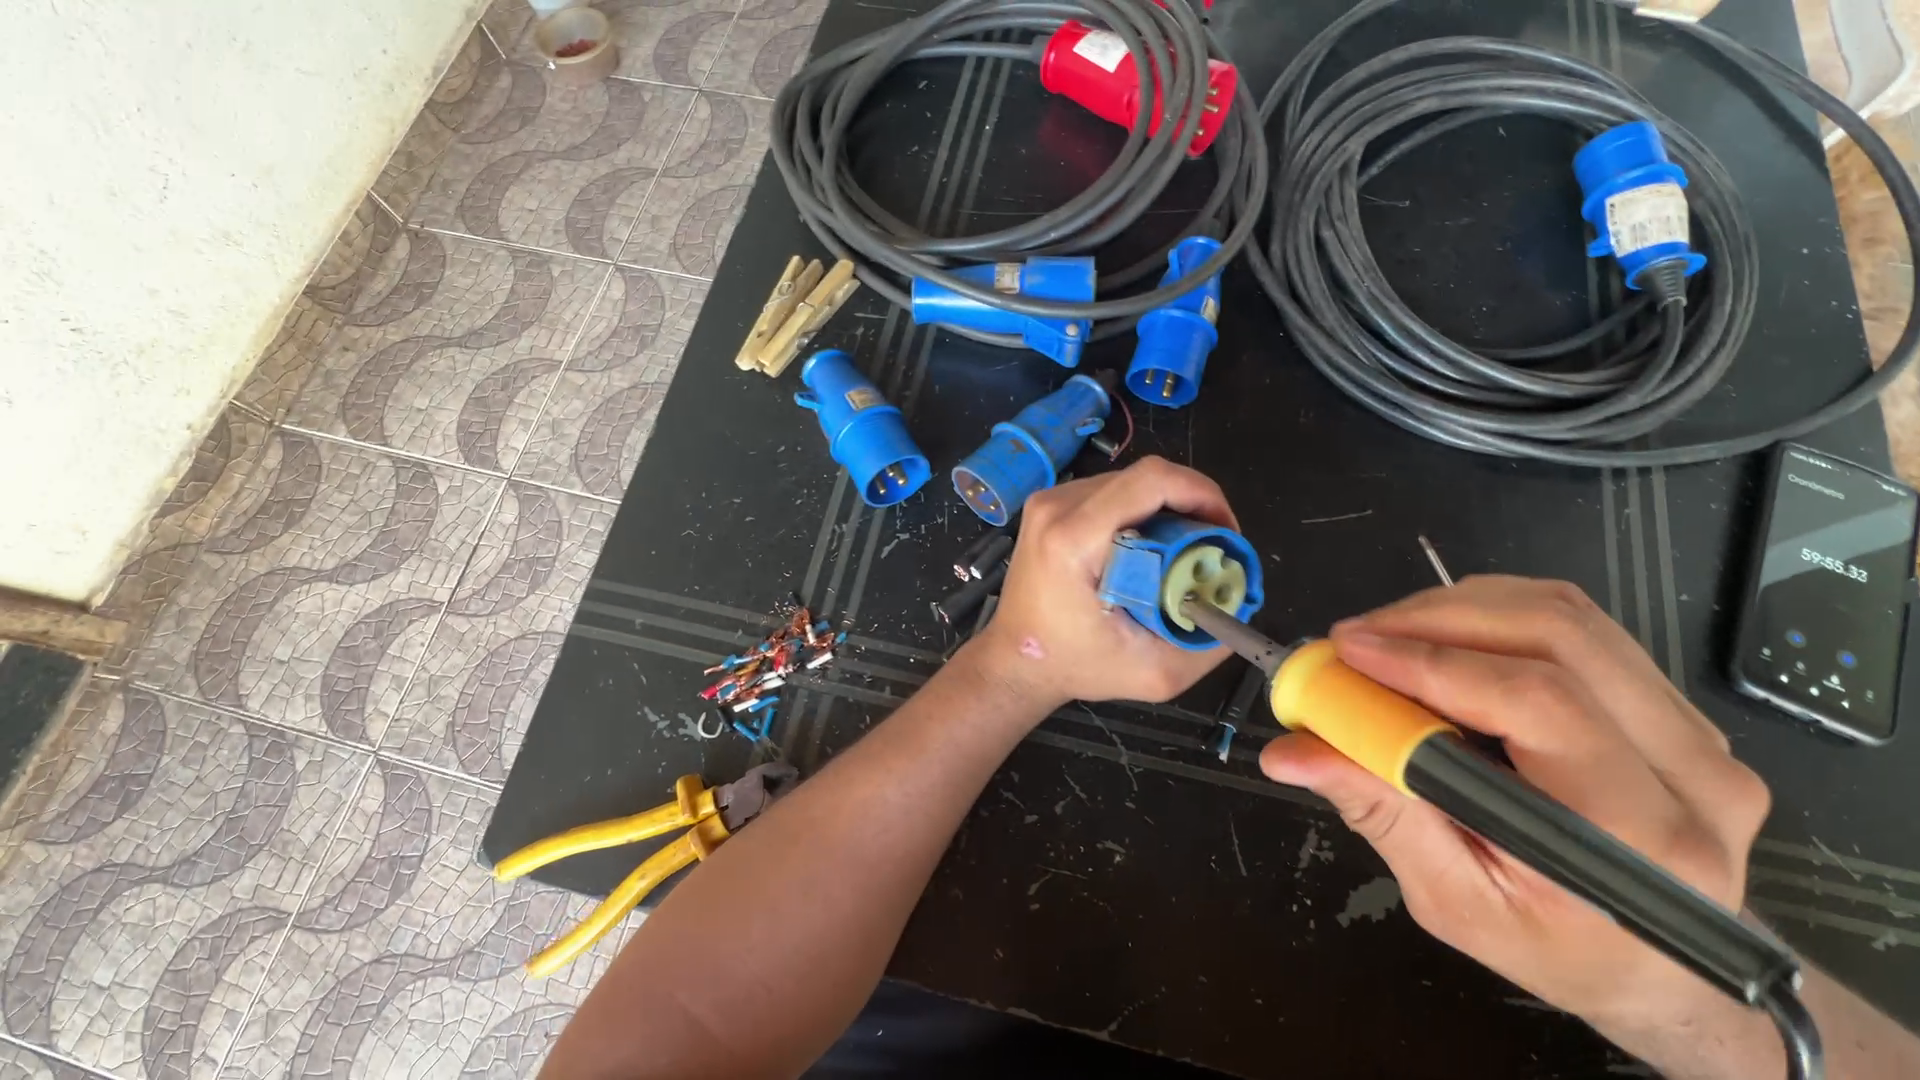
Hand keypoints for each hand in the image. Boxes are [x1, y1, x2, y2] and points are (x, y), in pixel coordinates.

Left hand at [962, 456, 1235, 712]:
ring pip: (1130, 481)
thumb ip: (1205, 643)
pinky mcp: (1050, 504)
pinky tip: (1152, 546)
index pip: (1151, 481)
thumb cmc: (1076, 665)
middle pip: (1145, 477)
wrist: (1017, 661)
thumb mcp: (1153, 673)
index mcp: (1073, 539)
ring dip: (1168, 508)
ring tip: (1186, 549)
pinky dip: (1141, 511)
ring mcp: (1049, 500)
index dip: (1202, 495)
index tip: (1225, 534)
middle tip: (1213, 546)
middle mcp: (1057, 507)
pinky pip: (1111, 491)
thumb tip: (1243, 600)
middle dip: (1193, 505)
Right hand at [1260, 577, 1775, 1062]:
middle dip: (1434, 618)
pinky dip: (1492, 615)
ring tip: (1387, 637)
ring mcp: (1698, 730)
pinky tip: (1441, 641)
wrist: (1661, 970)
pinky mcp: (1678, 707)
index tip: (1344, 651)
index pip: (1535, 703)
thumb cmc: (1551, 947)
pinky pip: (1579, 626)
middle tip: (1353, 639)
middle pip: (1556, 636)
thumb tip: (1289, 753)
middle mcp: (1693, 771)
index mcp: (1640, 836)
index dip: (1429, 663)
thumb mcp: (1453, 900)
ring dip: (1458, 608)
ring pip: (1567, 615)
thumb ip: (1381, 814)